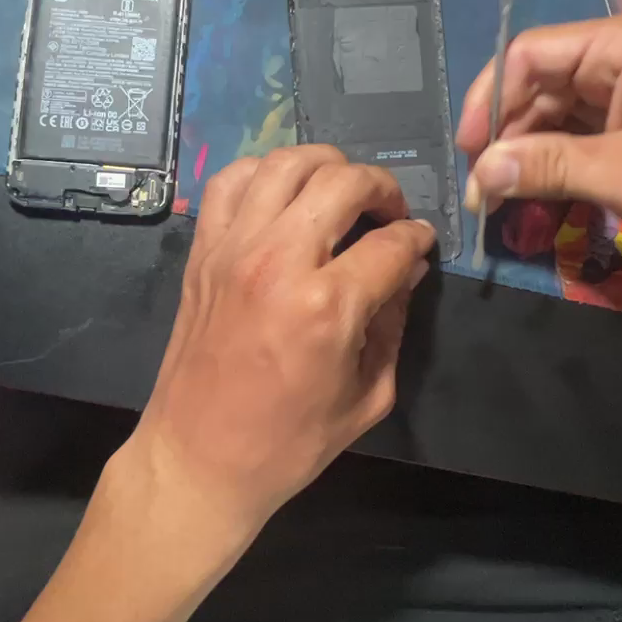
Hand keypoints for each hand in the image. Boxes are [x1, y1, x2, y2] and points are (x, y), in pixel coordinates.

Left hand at [128, 145, 436, 539]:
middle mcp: (279, 261)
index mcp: (328, 306)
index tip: (422, 242)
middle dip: (382, 188)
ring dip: (326, 165)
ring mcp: (233, 249)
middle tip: (390, 212)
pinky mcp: (203, 250)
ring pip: (285, 163)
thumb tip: (409, 268)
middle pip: (343, 183)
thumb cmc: (290, 442)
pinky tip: (283, 192)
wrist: (200, 458)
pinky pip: (229, 181)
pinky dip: (263, 171)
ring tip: (342, 190)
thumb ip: (395, 322)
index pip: (391, 243)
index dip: (418, 237)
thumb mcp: (369, 395)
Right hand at [456, 8, 621, 253]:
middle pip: (533, 82)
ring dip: (519, 150)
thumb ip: (550, 168)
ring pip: (544, 109)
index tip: (470, 151)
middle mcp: (615, 55)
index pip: (530, 55)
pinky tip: (527, 187)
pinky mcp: (621, 116)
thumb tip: (481, 173)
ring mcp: (618, 86)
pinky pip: (565, 129)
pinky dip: (543, 158)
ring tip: (498, 195)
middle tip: (481, 187)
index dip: (489, 99)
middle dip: (503, 133)